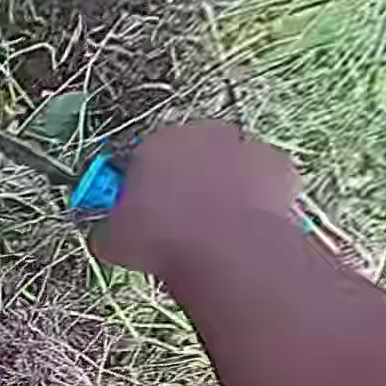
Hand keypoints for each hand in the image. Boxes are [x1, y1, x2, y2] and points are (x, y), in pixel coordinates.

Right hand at [92, 121, 301, 277]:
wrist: (225, 251)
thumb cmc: (158, 240)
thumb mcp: (108, 240)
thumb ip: (105, 227)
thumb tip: (106, 232)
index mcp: (155, 142)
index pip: (136, 158)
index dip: (131, 186)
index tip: (129, 211)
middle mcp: (202, 133)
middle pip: (184, 156)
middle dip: (176, 181)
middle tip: (166, 220)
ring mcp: (246, 145)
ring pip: (221, 166)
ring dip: (212, 189)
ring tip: (202, 231)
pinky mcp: (279, 166)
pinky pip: (255, 182)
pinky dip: (246, 200)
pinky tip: (233, 230)